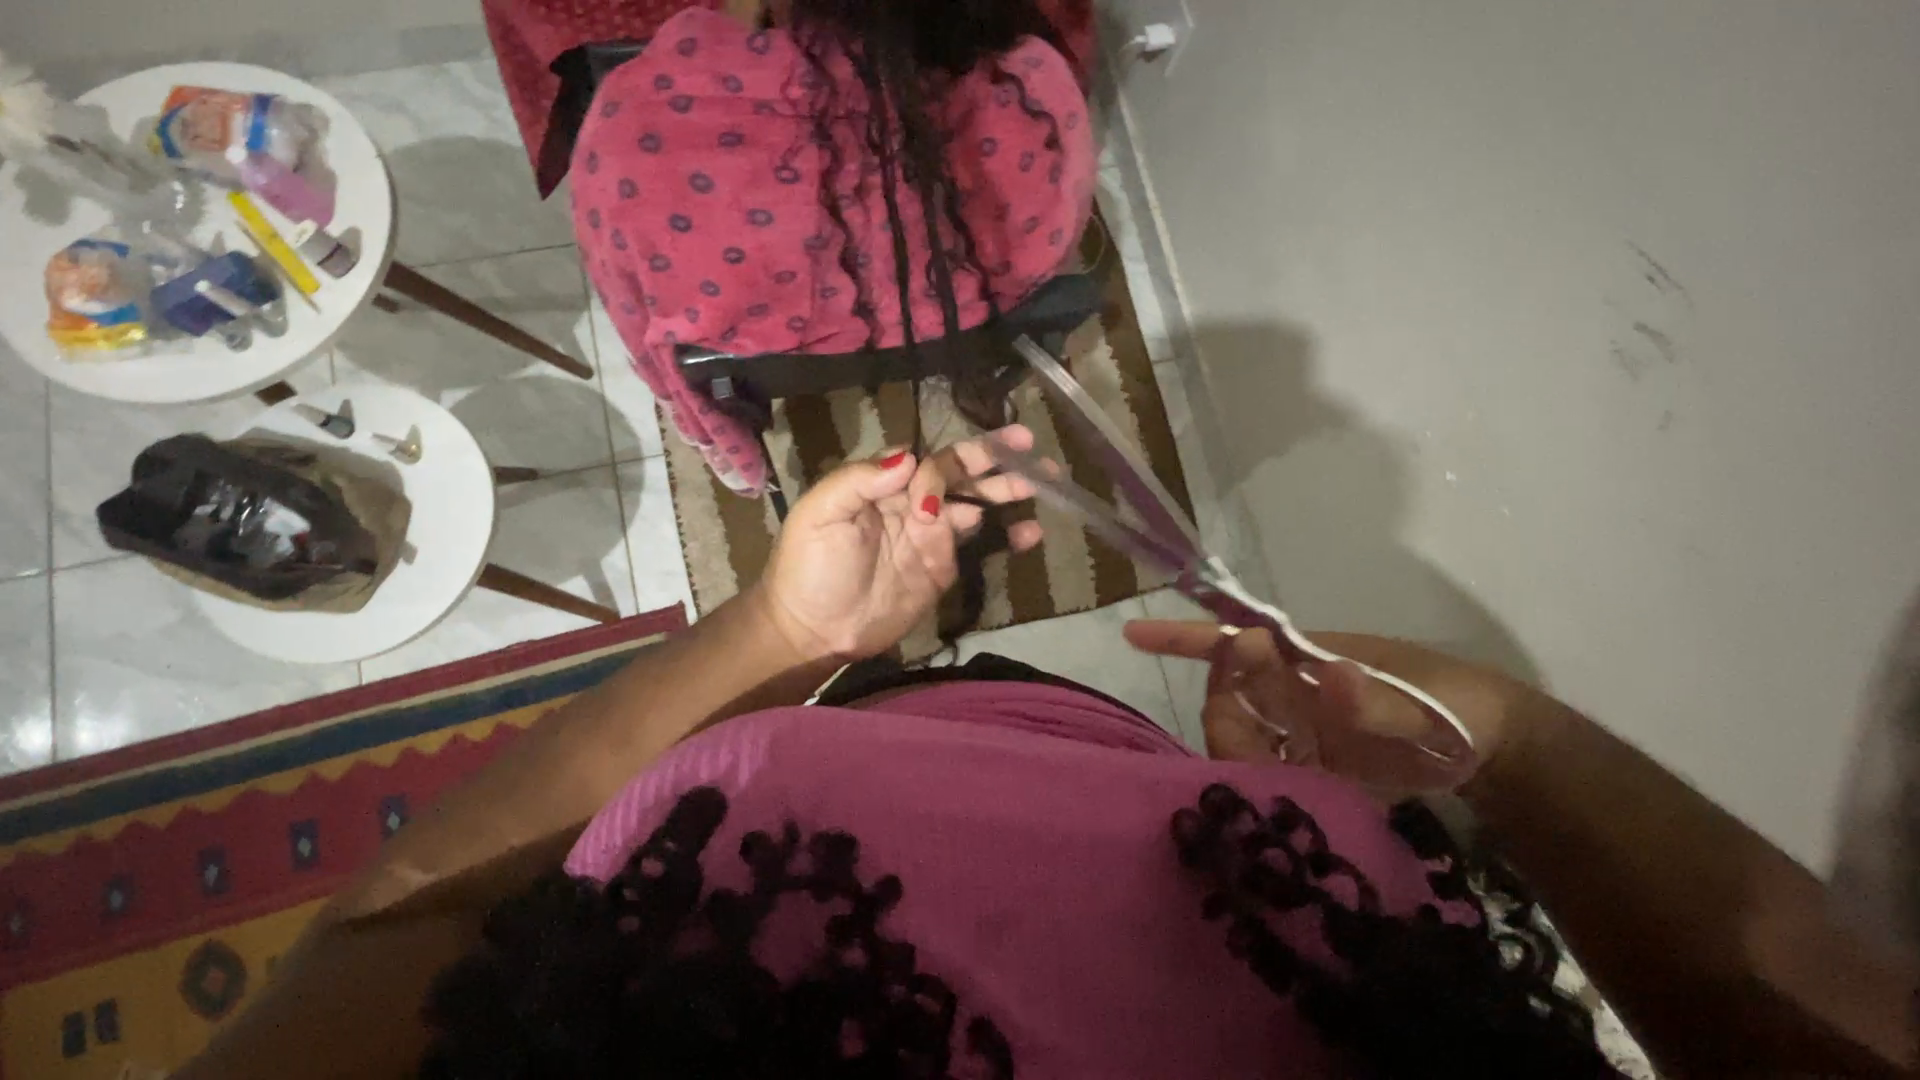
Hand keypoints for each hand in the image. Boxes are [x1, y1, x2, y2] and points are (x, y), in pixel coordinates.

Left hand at [753, 427, 1043, 663]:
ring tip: (1044, 483)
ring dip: (1008, 492)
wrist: (814, 630)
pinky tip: (1032, 532)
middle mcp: (912, 503)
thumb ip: (861, 479)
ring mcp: (930, 537)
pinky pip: (979, 545)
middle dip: (997, 460)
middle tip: (1034, 449)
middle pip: (960, 475)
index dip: (961, 455)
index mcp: (884, 484)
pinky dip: (1008, 536)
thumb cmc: (810, 567)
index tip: (982, 462)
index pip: (931, 460)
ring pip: (977, 505)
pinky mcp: (942, 569)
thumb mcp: (821, 513)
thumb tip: (911, 455)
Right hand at [1124, 621, 1534, 795]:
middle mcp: (1289, 690)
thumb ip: (1380, 697)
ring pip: (1237, 737)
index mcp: (1307, 657)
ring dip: (1240, 755)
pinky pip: (1262, 773)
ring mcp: (1295, 731)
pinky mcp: (1307, 769)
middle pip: (1226, 696)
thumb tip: (1331, 676)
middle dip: (1224, 714)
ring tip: (1286, 774)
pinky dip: (1258, 784)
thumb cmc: (1456, 706)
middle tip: (1264, 742)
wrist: (1493, 755)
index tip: (1134, 635)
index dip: (1183, 637)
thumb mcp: (1426, 701)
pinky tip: (1271, 800)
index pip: (1235, 642)